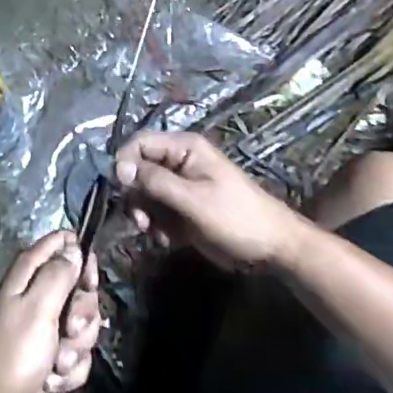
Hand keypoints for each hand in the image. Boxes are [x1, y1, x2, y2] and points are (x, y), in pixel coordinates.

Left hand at [0, 231, 93, 392]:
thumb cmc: (12, 352)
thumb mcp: (37, 308)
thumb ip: (58, 275)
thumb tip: (75, 248)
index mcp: (30, 272)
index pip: (63, 244)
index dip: (81, 258)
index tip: (87, 281)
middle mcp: (39, 292)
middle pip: (81, 287)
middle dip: (83, 315)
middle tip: (70, 330)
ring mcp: (47, 325)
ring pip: (85, 325)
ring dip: (75, 349)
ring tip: (55, 362)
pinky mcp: (53, 353)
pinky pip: (79, 354)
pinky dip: (70, 370)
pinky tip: (52, 380)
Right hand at [114, 131, 307, 269]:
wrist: (273, 249)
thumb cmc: (235, 217)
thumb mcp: (193, 199)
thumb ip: (156, 181)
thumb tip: (119, 167)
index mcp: (184, 148)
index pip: (140, 143)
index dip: (125, 163)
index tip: (121, 189)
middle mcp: (179, 162)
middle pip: (139, 170)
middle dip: (136, 195)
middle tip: (140, 220)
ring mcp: (181, 186)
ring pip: (145, 194)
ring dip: (145, 214)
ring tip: (153, 233)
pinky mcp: (184, 209)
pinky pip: (158, 212)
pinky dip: (157, 226)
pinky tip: (166, 241)